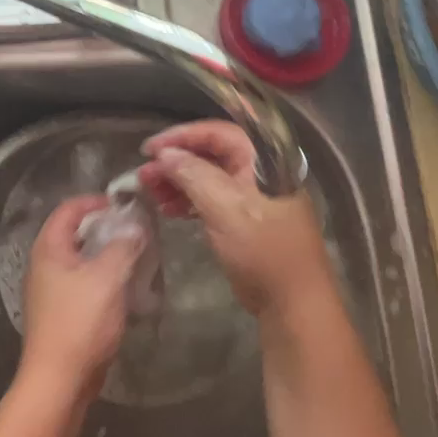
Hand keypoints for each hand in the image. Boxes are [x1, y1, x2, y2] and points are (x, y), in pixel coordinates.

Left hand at [18, 195, 143, 398]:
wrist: (59, 380)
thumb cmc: (80, 322)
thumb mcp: (107, 278)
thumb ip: (124, 246)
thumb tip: (135, 225)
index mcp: (49, 248)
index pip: (68, 209)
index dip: (95, 201)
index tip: (124, 206)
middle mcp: (45, 264)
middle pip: (75, 234)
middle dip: (106, 229)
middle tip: (136, 231)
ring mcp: (51, 290)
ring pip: (82, 261)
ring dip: (108, 256)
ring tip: (137, 258)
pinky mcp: (62, 312)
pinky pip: (85, 284)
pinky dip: (105, 280)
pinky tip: (128, 289)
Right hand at [137, 121, 331, 318]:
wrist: (292, 303)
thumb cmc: (263, 250)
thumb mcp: (225, 208)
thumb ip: (193, 175)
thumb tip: (165, 154)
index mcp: (263, 159)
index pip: (218, 133)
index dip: (182, 136)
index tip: (149, 149)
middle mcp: (259, 171)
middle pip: (211, 153)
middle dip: (175, 161)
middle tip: (145, 175)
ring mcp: (252, 196)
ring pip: (208, 176)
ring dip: (178, 182)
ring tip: (152, 194)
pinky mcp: (244, 219)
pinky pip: (211, 199)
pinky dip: (189, 201)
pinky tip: (168, 210)